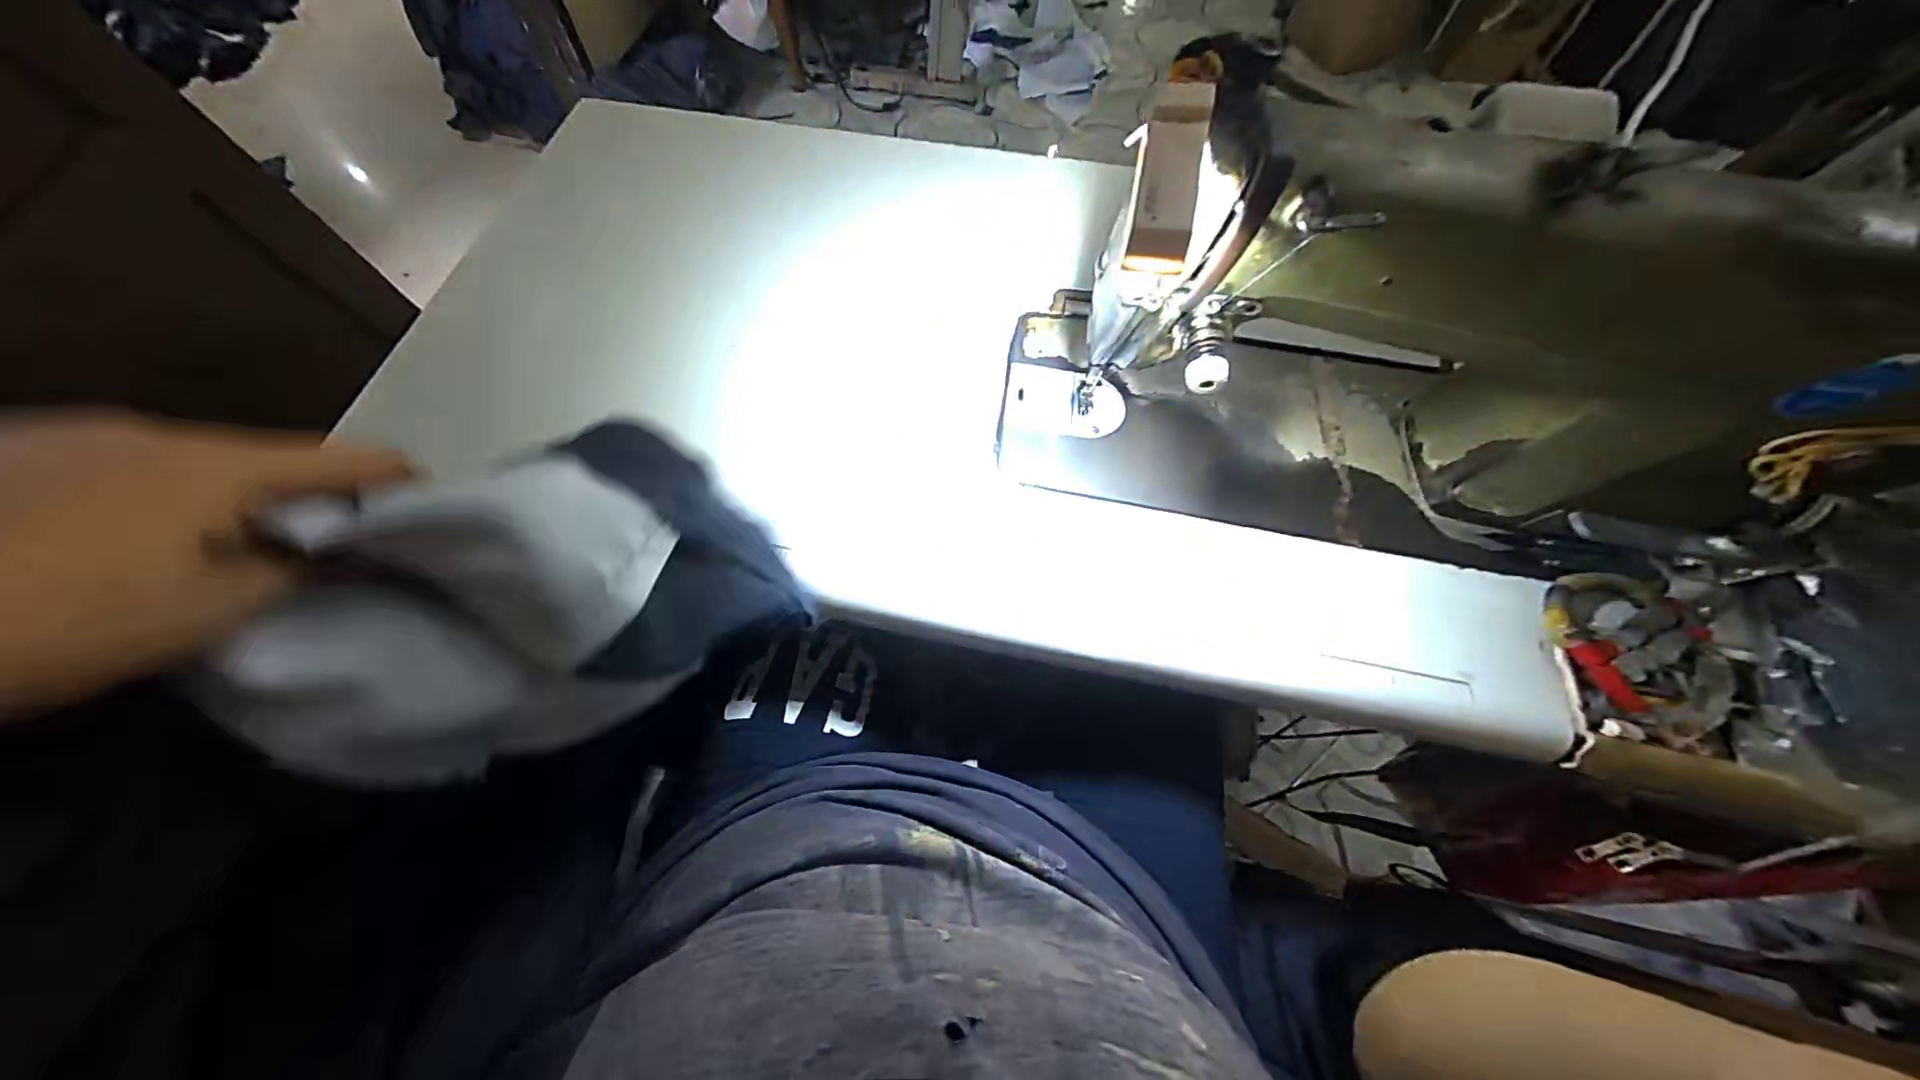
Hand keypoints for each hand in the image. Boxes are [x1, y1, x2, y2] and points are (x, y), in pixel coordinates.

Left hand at [0, 410, 413, 718]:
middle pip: (267, 458)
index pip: (344, 458)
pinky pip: (127, 468)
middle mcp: (145, 429)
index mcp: (210, 463)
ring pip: (194, 463)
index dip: (399, 480)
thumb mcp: (209, 610)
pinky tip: (135, 542)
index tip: (431, 506)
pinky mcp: (9, 450)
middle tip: (332, 548)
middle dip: (311, 498)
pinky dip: (167, 499)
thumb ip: (294, 571)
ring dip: (234, 500)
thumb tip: (339, 554)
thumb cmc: (56, 619)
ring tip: (233, 550)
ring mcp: (67, 433)